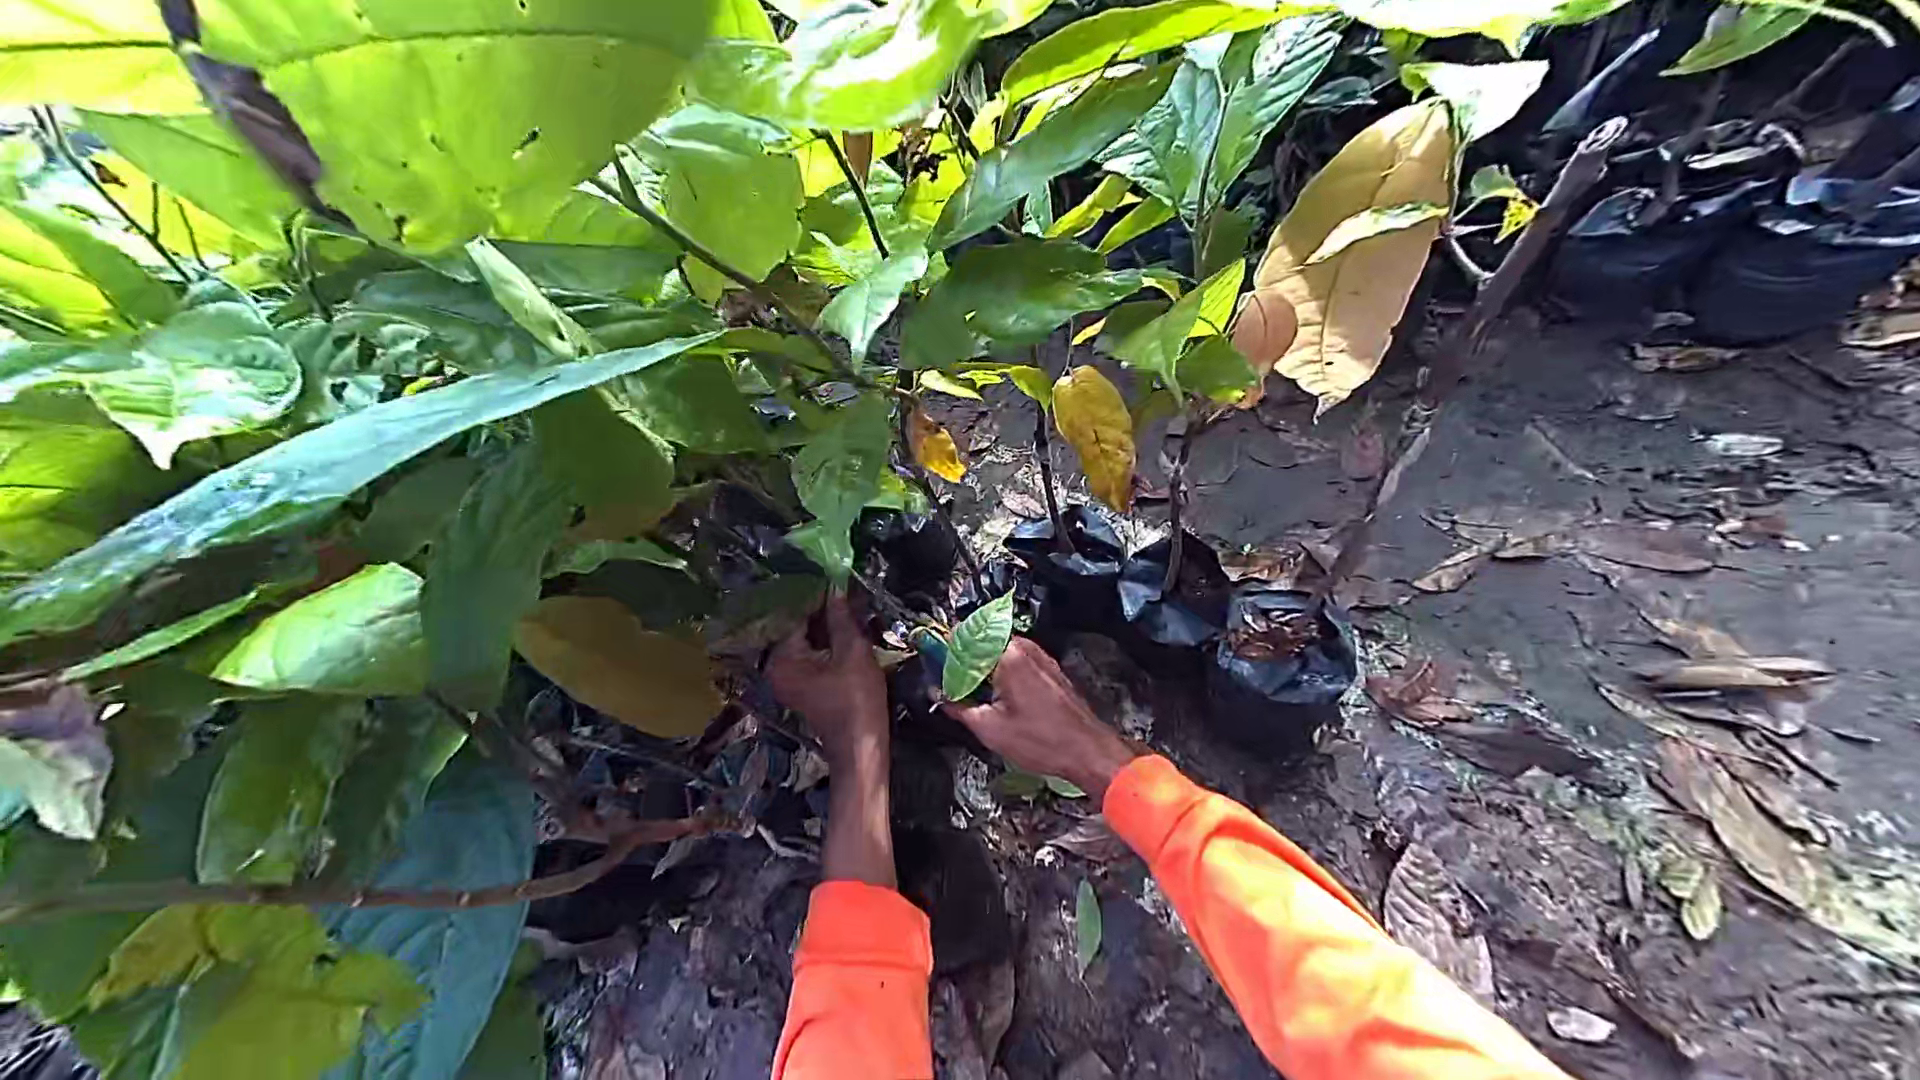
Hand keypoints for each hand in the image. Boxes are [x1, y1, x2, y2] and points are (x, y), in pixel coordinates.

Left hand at [767, 595, 887, 768]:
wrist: (861, 746)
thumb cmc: (856, 700)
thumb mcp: (853, 653)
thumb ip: (841, 618)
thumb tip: (835, 588)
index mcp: (783, 659)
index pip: (796, 615)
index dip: (817, 596)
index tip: (834, 578)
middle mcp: (778, 668)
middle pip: (799, 627)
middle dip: (822, 610)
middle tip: (845, 590)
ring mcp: (789, 679)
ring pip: (808, 641)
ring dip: (827, 625)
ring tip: (849, 604)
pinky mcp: (804, 685)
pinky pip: (812, 655)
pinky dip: (827, 642)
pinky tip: (846, 628)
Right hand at [943, 637, 1139, 801]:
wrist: (1087, 751)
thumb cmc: (1043, 741)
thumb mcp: (989, 728)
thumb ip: (958, 706)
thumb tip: (938, 696)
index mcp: (1008, 655)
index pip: (965, 636)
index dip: (945, 649)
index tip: (933, 664)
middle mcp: (1025, 648)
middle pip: (982, 640)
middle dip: (962, 658)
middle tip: (948, 680)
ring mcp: (1039, 656)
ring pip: (998, 650)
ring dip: (981, 665)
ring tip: (969, 690)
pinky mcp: (1047, 668)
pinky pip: (1015, 659)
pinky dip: (999, 671)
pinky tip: (994, 695)